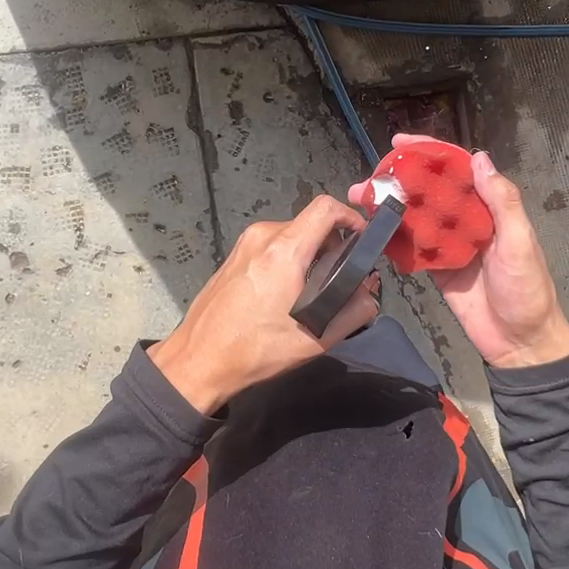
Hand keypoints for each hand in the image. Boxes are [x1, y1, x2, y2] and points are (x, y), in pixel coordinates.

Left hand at [148, 195, 379, 412]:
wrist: (199, 360)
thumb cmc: (254, 350)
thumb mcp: (317, 340)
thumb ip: (355, 311)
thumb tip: (369, 291)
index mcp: (284, 251)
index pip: (326, 208)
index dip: (351, 217)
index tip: (361, 238)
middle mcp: (263, 237)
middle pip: (311, 224)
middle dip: (332, 247)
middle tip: (339, 279)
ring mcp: (245, 243)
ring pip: (292, 235)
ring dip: (309, 256)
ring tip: (311, 292)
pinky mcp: (235, 254)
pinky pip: (272, 245)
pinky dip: (288, 260)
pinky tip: (285, 294)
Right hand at [350, 135, 568, 369]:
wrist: (521, 342)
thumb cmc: (527, 289)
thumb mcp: (520, 242)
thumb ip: (502, 201)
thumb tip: (479, 157)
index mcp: (489, 207)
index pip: (457, 170)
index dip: (430, 152)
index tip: (400, 143)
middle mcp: (467, 220)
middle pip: (429, 190)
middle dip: (399, 180)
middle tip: (369, 177)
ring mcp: (449, 245)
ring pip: (416, 217)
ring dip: (389, 206)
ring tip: (360, 198)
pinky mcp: (436, 270)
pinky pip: (412, 249)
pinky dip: (393, 239)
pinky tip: (371, 230)